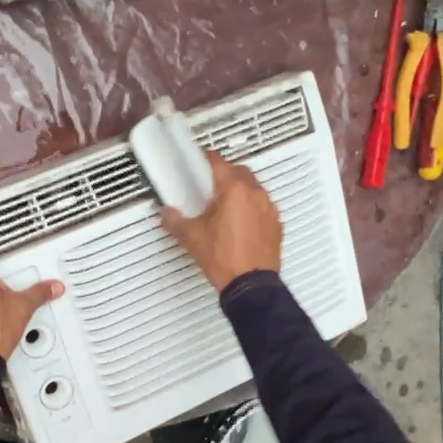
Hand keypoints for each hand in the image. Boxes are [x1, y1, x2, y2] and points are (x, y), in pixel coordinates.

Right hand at [160, 152, 282, 290]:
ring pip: (254, 189)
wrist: (250, 285)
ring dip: (240, 192)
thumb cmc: (225, 260)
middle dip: (226, 174)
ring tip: (225, 207)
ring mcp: (269, 209)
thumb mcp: (191, 238)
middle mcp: (255, 195)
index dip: (208, 158)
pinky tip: (240, 224)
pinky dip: (252, 209)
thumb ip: (175, 221)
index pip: (219, 163)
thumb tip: (167, 214)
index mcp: (233, 190)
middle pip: (240, 172)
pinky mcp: (276, 225)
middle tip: (211, 185)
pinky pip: (263, 208)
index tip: (203, 158)